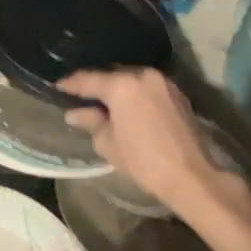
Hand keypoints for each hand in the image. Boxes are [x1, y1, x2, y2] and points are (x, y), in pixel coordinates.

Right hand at [59, 69, 250, 224]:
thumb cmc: (144, 161)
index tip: (58, 87)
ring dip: (117, 89)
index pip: (88, 79)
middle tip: (81, 97)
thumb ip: (91, 122)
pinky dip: (135, 94)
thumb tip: (76, 113)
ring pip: (131, 80)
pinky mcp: (177, 94)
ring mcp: (163, 83)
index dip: (70, 85)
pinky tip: (128, 108)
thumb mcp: (108, 144)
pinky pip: (147, 88)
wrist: (192, 175)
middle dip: (96, 85)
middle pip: (111, 75)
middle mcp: (143, 75)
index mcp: (122, 86)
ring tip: (104, 103)